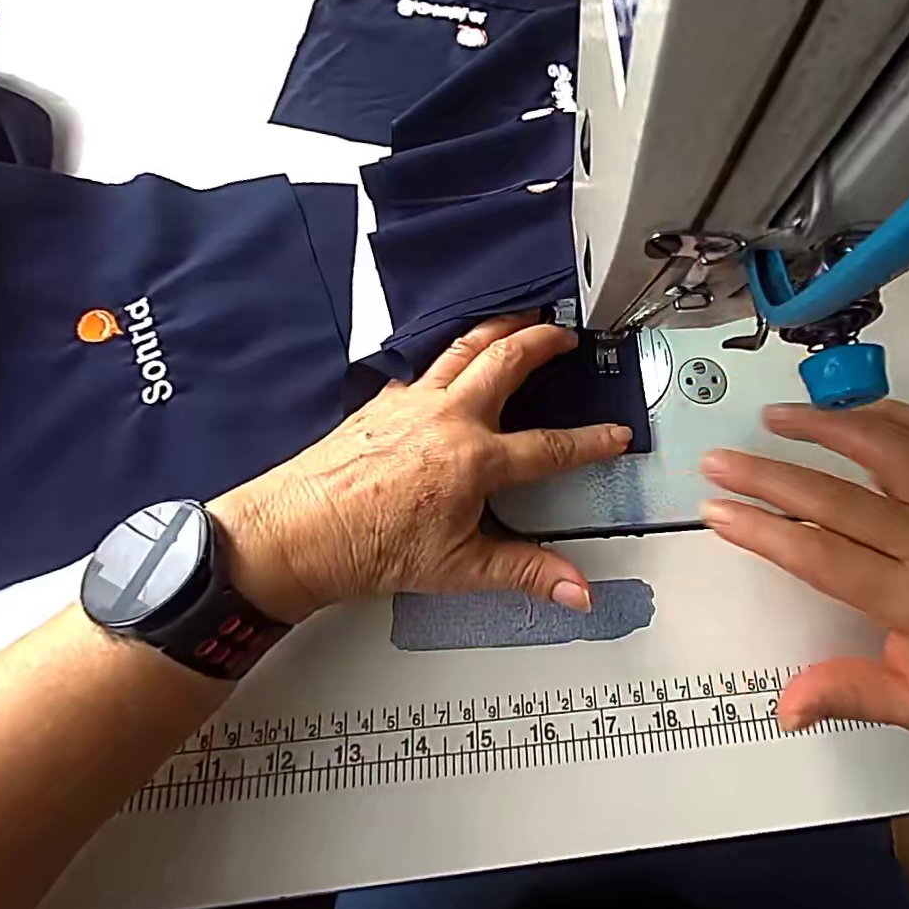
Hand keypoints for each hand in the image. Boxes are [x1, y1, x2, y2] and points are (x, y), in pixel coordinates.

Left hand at [211, 315, 631, 623]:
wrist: (297, 532)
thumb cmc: (365, 546)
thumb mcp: (458, 568)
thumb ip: (524, 572)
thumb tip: (571, 589)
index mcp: (473, 459)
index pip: (550, 447)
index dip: (590, 441)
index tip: (611, 434)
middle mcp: (445, 418)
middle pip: (508, 360)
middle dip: (544, 340)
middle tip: (564, 335)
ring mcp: (410, 403)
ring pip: (463, 347)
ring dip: (497, 328)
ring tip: (518, 320)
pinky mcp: (381, 402)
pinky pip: (423, 365)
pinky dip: (446, 354)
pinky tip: (447, 361)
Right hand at [700, 400, 908, 751]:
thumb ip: (850, 696)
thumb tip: (786, 708)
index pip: (825, 557)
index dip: (764, 532)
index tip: (717, 513)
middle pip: (839, 497)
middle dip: (768, 475)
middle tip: (718, 463)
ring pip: (890, 453)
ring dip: (827, 427)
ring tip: (774, 416)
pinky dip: (890, 416)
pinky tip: (847, 409)